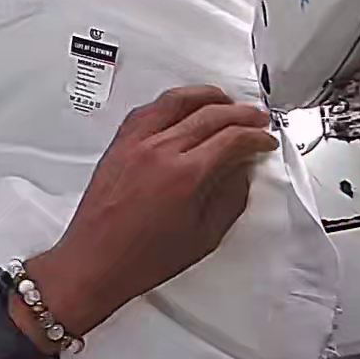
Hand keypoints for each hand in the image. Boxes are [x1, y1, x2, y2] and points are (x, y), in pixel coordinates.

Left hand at [25, 86, 278, 340]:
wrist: (96, 262)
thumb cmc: (141, 258)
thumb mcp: (203, 236)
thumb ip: (230, 198)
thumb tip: (241, 171)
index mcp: (186, 176)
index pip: (232, 138)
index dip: (255, 136)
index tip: (263, 141)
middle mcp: (160, 151)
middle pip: (211, 113)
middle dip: (241, 114)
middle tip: (255, 120)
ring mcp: (136, 144)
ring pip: (178, 100)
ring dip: (208, 96)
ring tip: (224, 101)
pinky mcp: (119, 145)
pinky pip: (148, 109)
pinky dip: (171, 101)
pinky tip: (181, 106)